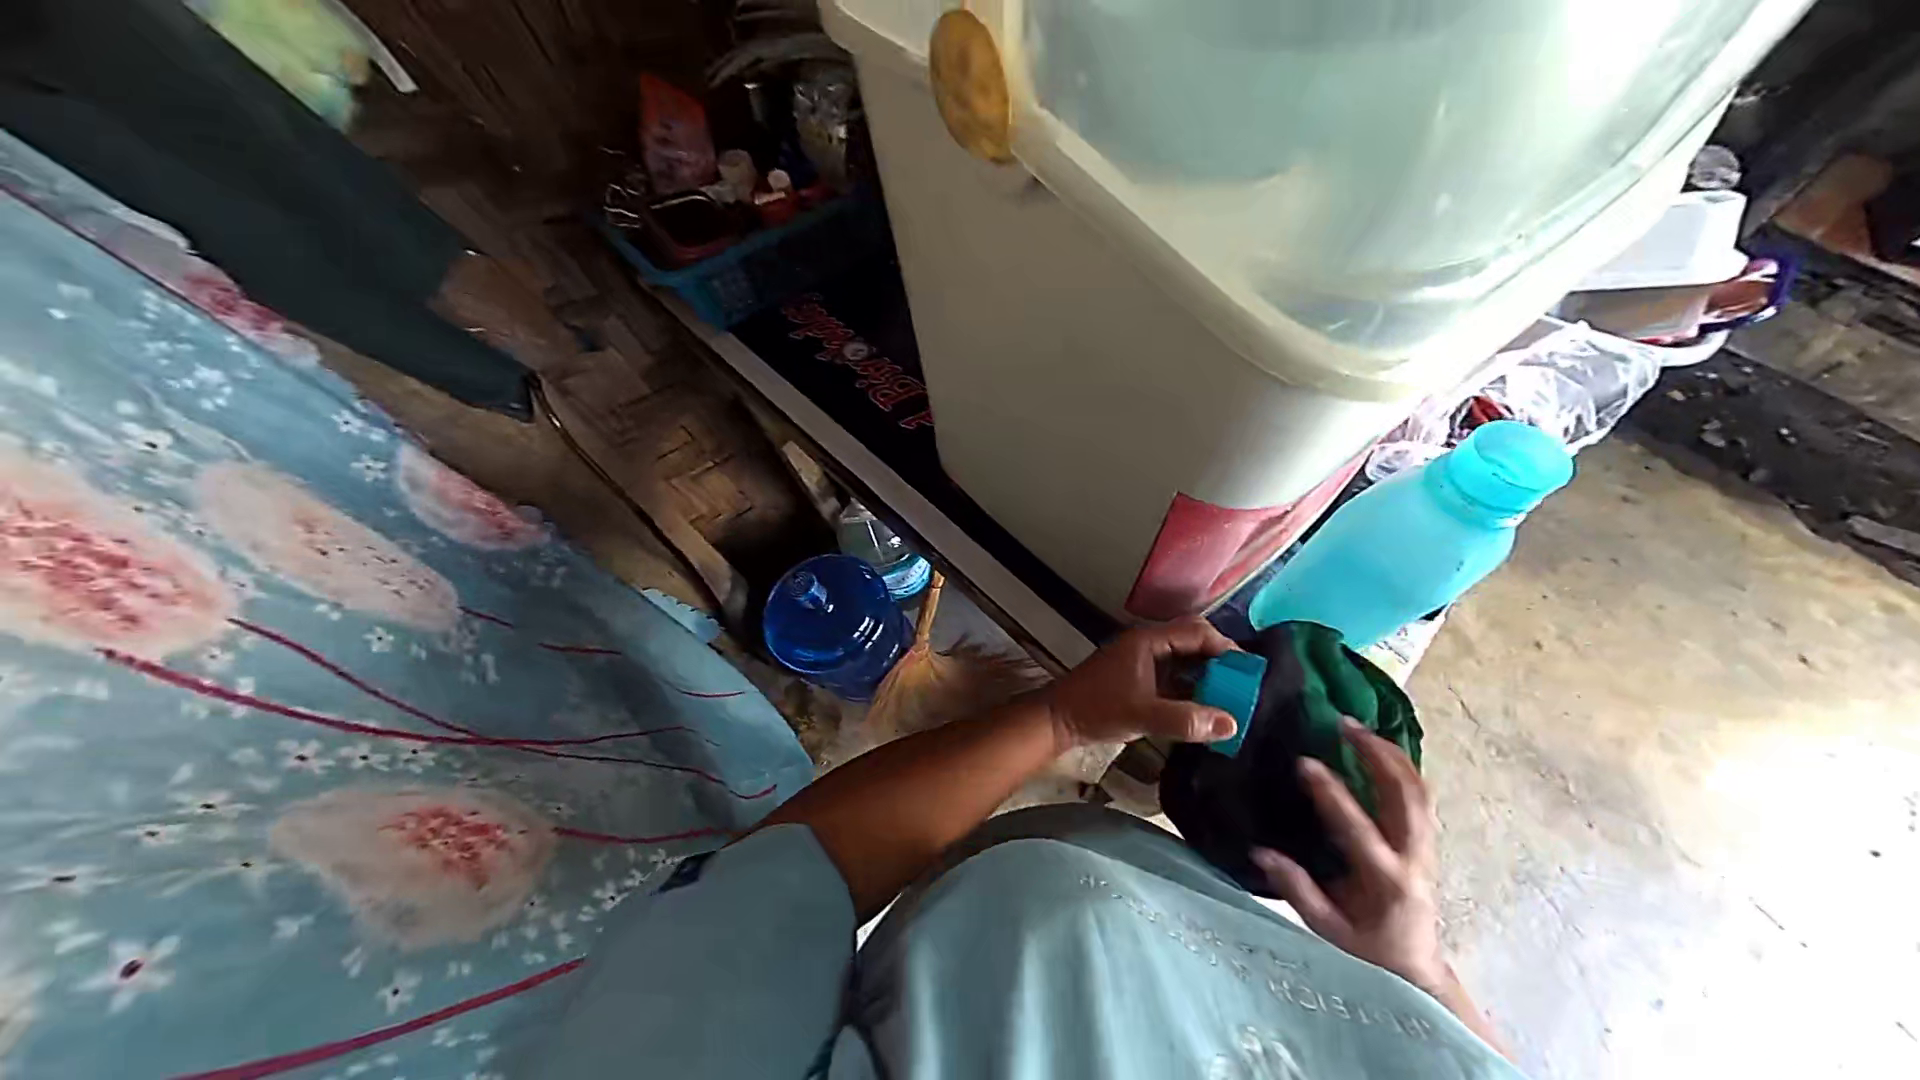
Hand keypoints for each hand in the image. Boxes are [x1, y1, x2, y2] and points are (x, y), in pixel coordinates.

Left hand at [1038, 617, 1238, 750]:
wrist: (1058, 720)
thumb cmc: (1096, 709)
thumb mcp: (1143, 716)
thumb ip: (1186, 720)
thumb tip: (1230, 724)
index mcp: (1148, 641)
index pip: (1197, 632)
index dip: (1226, 648)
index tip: (1250, 670)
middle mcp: (1148, 645)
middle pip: (1193, 642)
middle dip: (1220, 661)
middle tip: (1246, 684)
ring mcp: (1143, 662)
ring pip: (1185, 661)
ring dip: (1208, 676)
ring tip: (1234, 698)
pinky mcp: (1140, 680)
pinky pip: (1175, 678)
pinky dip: (1193, 689)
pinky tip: (1208, 709)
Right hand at [1250, 718, 1449, 993]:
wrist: (1415, 969)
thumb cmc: (1365, 950)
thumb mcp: (1327, 930)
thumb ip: (1297, 889)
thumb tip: (1259, 851)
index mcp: (1386, 881)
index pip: (1359, 828)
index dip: (1331, 793)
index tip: (1305, 763)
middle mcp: (1414, 859)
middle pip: (1406, 797)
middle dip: (1376, 755)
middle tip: (1343, 724)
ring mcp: (1426, 849)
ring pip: (1419, 791)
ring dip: (1391, 754)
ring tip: (1359, 726)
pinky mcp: (1426, 842)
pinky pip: (1419, 796)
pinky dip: (1401, 765)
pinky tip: (1378, 746)